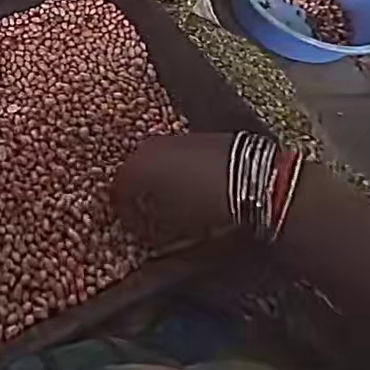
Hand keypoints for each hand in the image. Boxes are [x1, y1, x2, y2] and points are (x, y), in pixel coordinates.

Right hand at [113, 133, 235, 249]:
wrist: (250, 173)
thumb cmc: (205, 202)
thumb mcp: (176, 221)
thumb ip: (153, 225)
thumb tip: (146, 229)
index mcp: (137, 167)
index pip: (119, 191)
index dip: (127, 215)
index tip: (138, 232)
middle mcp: (148, 148)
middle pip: (133, 173)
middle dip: (138, 195)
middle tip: (150, 218)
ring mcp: (170, 139)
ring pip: (152, 162)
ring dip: (155, 183)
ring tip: (170, 204)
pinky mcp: (191, 137)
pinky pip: (171, 156)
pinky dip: (172, 172)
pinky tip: (188, 187)